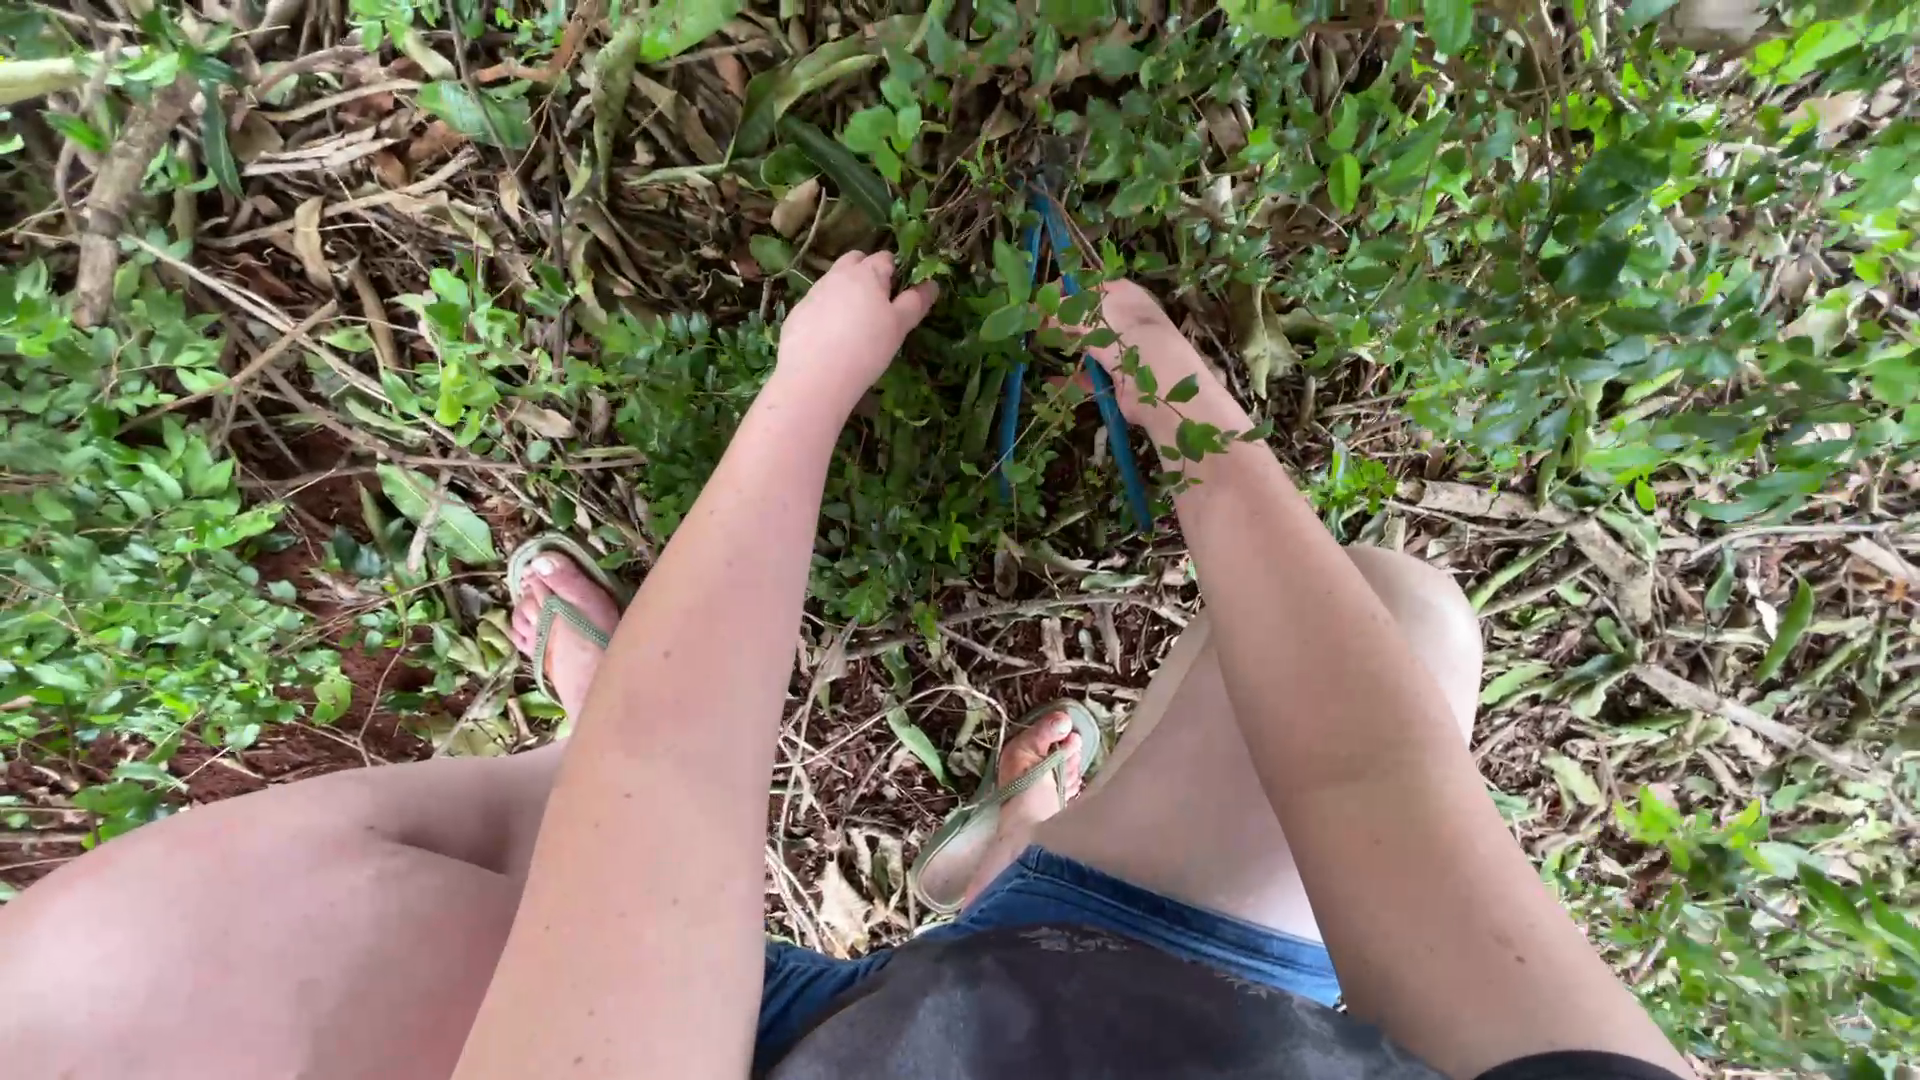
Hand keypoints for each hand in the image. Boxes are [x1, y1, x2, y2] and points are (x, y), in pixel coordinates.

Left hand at [776, 250, 937, 407]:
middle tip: (877, 305)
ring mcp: (814, 293)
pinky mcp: (798, 313)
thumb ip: (915, 303)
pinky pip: (817, 305)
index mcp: (866, 273)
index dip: (895, 272)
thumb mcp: (898, 327)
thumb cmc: (866, 348)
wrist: (815, 377)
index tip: (900, 295)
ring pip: (834, 282)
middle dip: (866, 273)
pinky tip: (832, 340)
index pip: (885, 258)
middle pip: (854, 261)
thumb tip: (932, 285)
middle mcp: (837, 275)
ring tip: (854, 326)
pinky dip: (827, 314)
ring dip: (846, 294)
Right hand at [1050, 280, 1227, 435]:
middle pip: (1088, 316)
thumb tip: (1043, 310)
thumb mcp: (1095, 318)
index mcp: (1125, 296)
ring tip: (1040, 345)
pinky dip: (1072, 377)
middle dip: (1063, 319)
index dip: (1068, 289)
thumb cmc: (1130, 338)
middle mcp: (1124, 320)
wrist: (1160, 385)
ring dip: (1067, 346)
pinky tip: (1052, 379)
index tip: (1044, 298)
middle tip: (1037, 323)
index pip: (1092, 285)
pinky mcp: (1117, 378)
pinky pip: (1089, 375)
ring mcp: (1121, 350)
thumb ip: (1067, 312)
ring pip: (1088, 345)